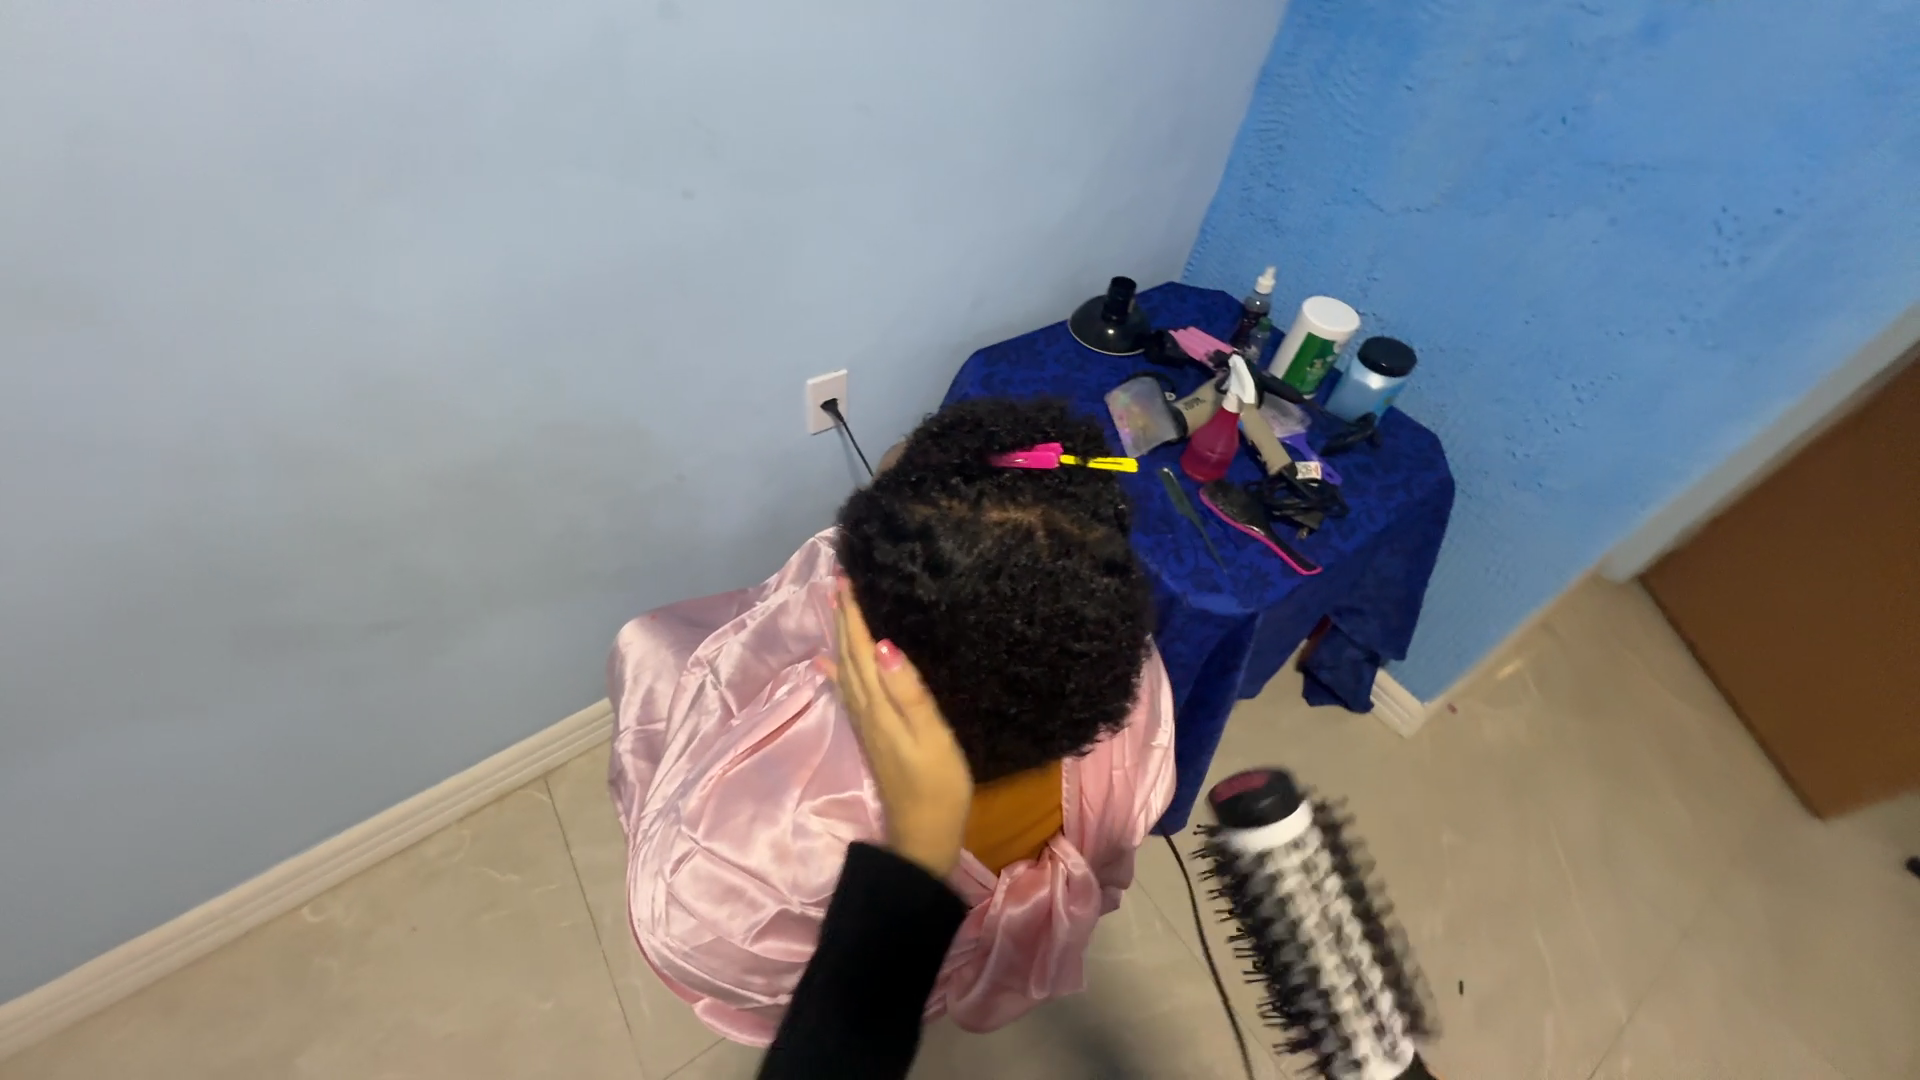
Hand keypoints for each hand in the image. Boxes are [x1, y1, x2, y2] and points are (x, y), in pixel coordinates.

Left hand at [823, 580, 973, 877]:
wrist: (923, 835)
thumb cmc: (937, 785)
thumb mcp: (932, 736)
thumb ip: (908, 690)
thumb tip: (884, 645)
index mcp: (879, 703)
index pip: (861, 648)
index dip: (854, 613)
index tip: (846, 578)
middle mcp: (865, 708)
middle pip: (849, 654)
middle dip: (844, 616)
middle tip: (840, 579)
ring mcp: (866, 722)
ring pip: (847, 668)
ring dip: (842, 636)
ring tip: (837, 607)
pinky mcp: (872, 733)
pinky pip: (848, 690)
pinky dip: (836, 671)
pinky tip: (826, 663)